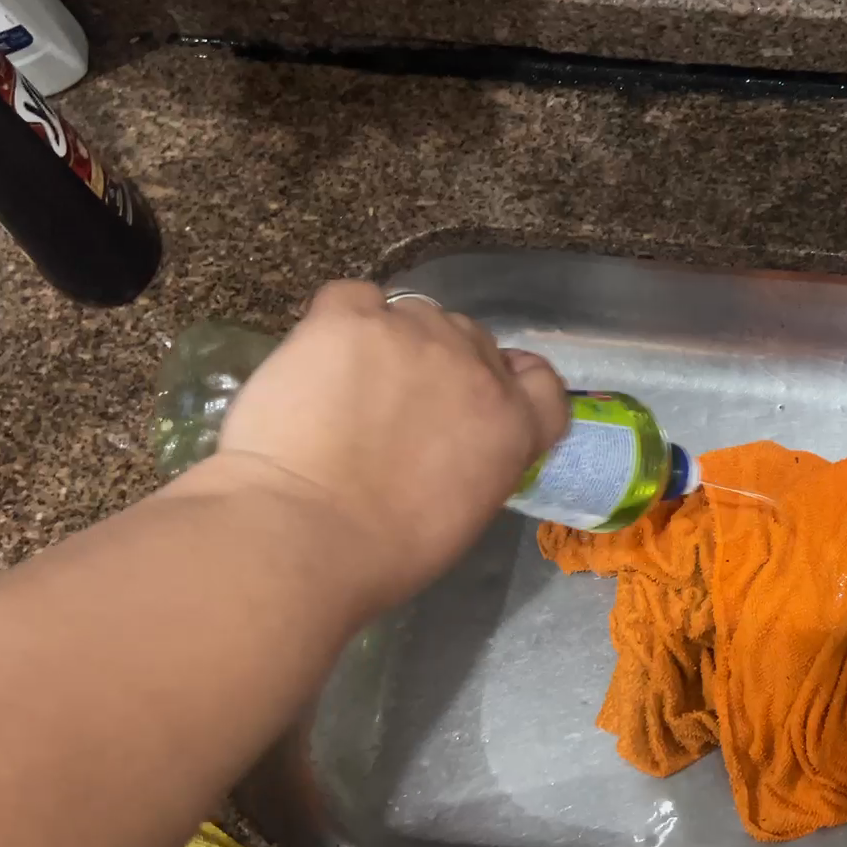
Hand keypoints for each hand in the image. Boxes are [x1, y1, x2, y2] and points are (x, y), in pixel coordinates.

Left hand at [182, 280, 569, 606]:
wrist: (304, 533)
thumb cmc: (390, 549)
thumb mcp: (471, 506)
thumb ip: (484, 454)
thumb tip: (458, 436)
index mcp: (514, 422)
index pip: (541, 378)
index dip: (513, 378)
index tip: (480, 393)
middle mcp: (475, 368)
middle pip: (471, 337)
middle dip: (444, 359)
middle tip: (400, 398)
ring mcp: (415, 336)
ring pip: (414, 312)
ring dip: (393, 338)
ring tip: (352, 380)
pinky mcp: (349, 320)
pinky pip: (354, 297)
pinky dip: (342, 320)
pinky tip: (321, 356)